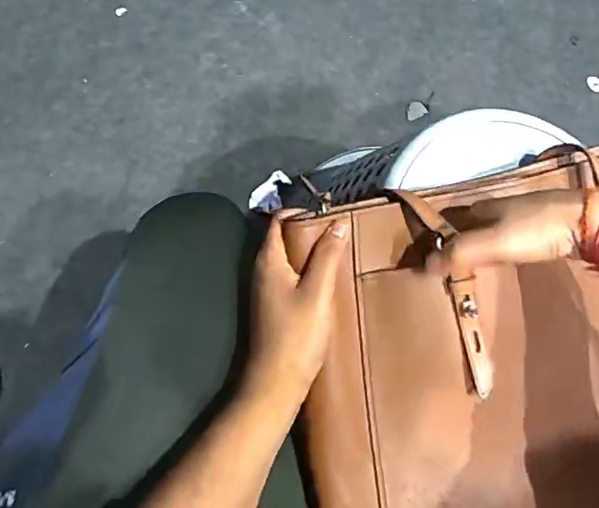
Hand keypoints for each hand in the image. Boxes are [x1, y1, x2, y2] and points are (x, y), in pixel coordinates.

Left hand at [244, 213, 349, 403]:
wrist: (274, 386)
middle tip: (336, 230)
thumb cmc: (296, 336)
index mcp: (268, 259)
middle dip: (308, 229)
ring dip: (308, 250)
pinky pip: (288, 273)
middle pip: (283, 236)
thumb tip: (337, 222)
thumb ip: (327, 256)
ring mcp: (264, 288)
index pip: (278, 220)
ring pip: (286, 256)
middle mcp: (261, 269)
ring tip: (335, 251)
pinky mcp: (271, 305)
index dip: (301, 211)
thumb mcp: (317, 292)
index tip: (327, 212)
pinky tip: (324, 279)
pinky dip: (304, 268)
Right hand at [431, 188, 598, 275]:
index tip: (421, 258)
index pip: (446, 220)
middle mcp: (493, 207)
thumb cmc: (535, 230)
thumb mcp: (494, 243)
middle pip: (464, 226)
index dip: (433, 237)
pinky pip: (502, 238)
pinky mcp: (534, 227)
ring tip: (463, 270)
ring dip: (472, 247)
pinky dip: (491, 249)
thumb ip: (461, 253)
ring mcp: (515, 216)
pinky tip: (496, 262)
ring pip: (483, 231)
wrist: (584, 222)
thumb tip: (424, 265)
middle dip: (451, 243)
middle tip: (440, 269)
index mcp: (479, 207)